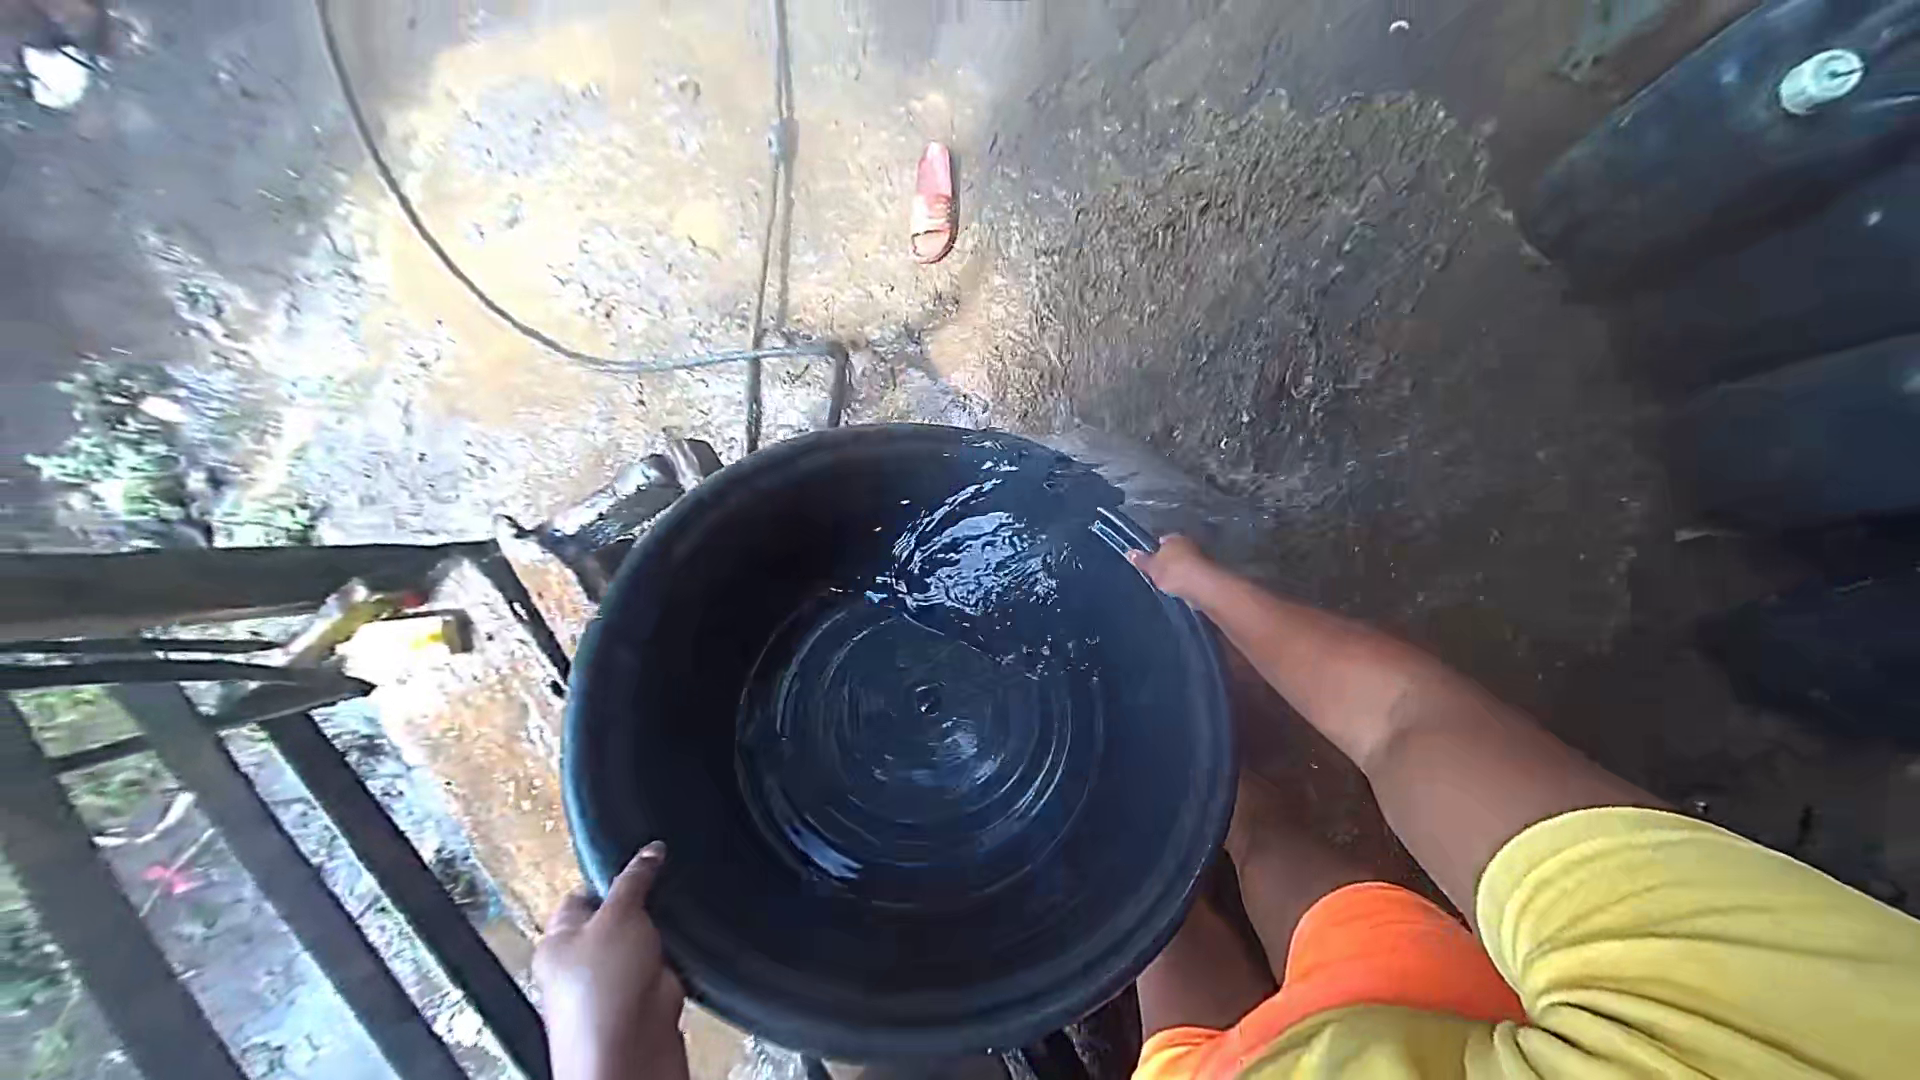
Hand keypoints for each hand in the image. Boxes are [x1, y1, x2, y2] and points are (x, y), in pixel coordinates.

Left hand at [533, 842, 689, 1079]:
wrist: (631, 1047)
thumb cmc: (603, 989)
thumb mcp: (618, 915)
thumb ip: (636, 878)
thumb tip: (651, 850)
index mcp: (560, 940)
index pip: (584, 891)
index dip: (612, 871)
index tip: (642, 854)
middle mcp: (584, 957)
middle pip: (618, 909)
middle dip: (642, 895)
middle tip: (664, 873)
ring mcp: (617, 973)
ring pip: (644, 930)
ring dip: (661, 920)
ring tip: (677, 899)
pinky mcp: (647, 986)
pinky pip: (664, 951)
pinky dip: (676, 942)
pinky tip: (686, 929)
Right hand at [1125, 534, 1216, 601]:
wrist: (1202, 587)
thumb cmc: (1173, 571)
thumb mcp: (1151, 567)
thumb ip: (1141, 560)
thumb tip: (1130, 552)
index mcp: (1175, 537)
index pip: (1163, 540)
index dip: (1155, 549)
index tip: (1149, 560)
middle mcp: (1190, 544)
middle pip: (1175, 552)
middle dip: (1168, 560)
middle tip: (1158, 572)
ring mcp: (1201, 559)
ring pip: (1185, 564)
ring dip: (1179, 572)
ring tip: (1169, 584)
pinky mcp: (1208, 575)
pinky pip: (1192, 577)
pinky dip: (1187, 582)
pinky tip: (1181, 590)